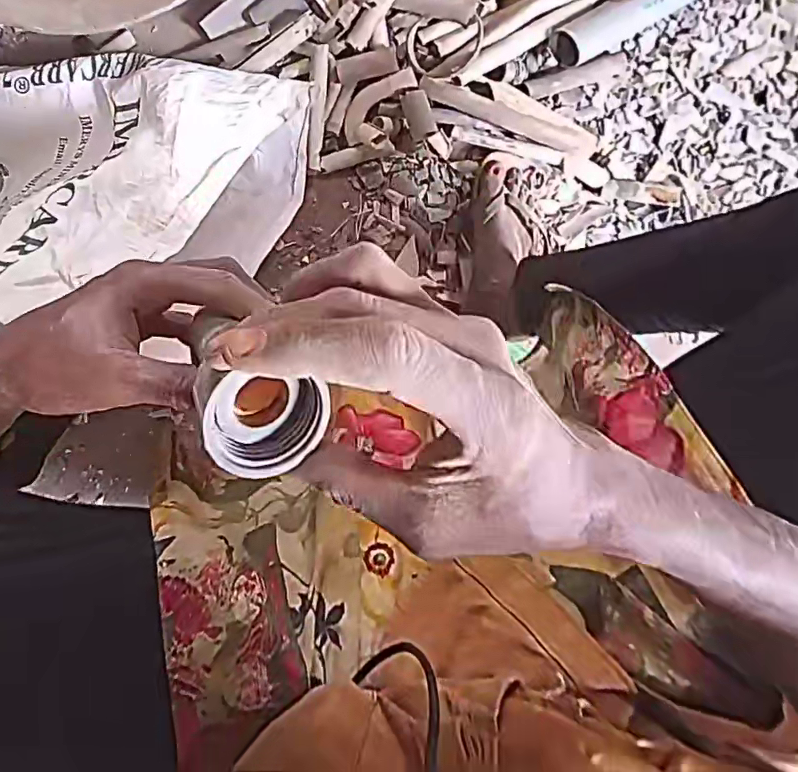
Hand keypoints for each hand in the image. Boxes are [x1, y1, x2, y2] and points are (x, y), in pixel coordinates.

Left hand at [0, 259, 272, 447]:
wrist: (7, 372)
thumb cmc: (47, 364)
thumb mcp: (114, 377)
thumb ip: (167, 383)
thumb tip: (215, 394)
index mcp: (140, 281)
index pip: (211, 279)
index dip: (248, 300)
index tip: (276, 325)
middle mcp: (144, 281)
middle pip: (211, 280)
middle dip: (244, 304)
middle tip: (273, 334)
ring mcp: (140, 299)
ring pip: (198, 301)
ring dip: (225, 322)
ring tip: (251, 349)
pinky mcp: (136, 319)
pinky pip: (182, 321)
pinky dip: (202, 337)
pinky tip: (214, 361)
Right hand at [204, 243, 625, 557]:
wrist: (574, 475)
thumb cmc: (512, 509)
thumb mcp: (427, 523)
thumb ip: (348, 480)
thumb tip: (277, 444)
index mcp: (478, 399)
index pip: (383, 349)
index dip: (303, 346)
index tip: (237, 358)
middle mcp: (467, 338)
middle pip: (360, 306)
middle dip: (281, 325)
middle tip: (223, 352)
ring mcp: (457, 315)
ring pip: (364, 274)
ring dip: (300, 296)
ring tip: (257, 334)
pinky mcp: (442, 309)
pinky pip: (375, 277)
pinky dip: (325, 286)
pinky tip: (298, 314)